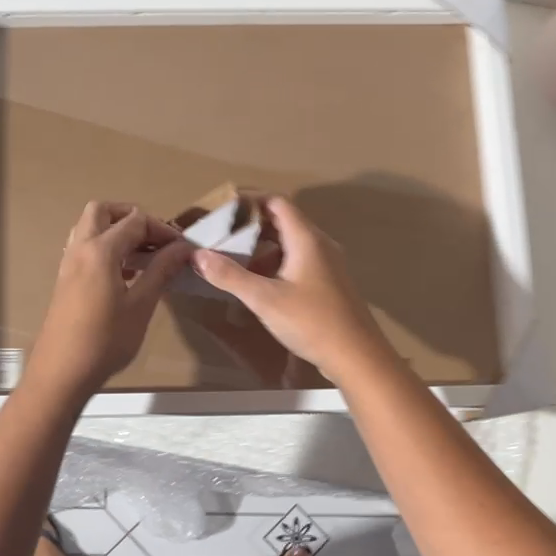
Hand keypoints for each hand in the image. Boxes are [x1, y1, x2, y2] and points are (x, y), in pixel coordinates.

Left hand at [26, 201, 194, 396]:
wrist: (62, 372)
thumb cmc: (105, 341)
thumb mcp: (140, 306)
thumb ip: (161, 271)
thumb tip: (183, 249)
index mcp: (100, 250)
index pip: (135, 221)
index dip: (162, 229)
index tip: (182, 248)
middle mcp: (80, 249)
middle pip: (103, 211)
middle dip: (131, 217)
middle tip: (155, 240)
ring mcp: (68, 264)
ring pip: (89, 228)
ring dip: (115, 232)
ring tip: (141, 256)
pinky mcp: (65, 280)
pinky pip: (84, 249)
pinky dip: (104, 248)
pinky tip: (124, 274)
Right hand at [190, 196, 392, 379]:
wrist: (356, 356)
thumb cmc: (311, 322)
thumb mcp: (265, 299)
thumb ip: (230, 276)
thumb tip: (198, 255)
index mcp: (307, 239)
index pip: (277, 203)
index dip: (250, 199)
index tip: (223, 206)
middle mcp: (320, 244)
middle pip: (283, 221)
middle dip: (252, 224)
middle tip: (222, 233)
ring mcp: (327, 264)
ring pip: (290, 244)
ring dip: (262, 247)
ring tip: (234, 258)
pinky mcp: (328, 283)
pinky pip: (298, 262)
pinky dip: (276, 263)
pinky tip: (259, 282)